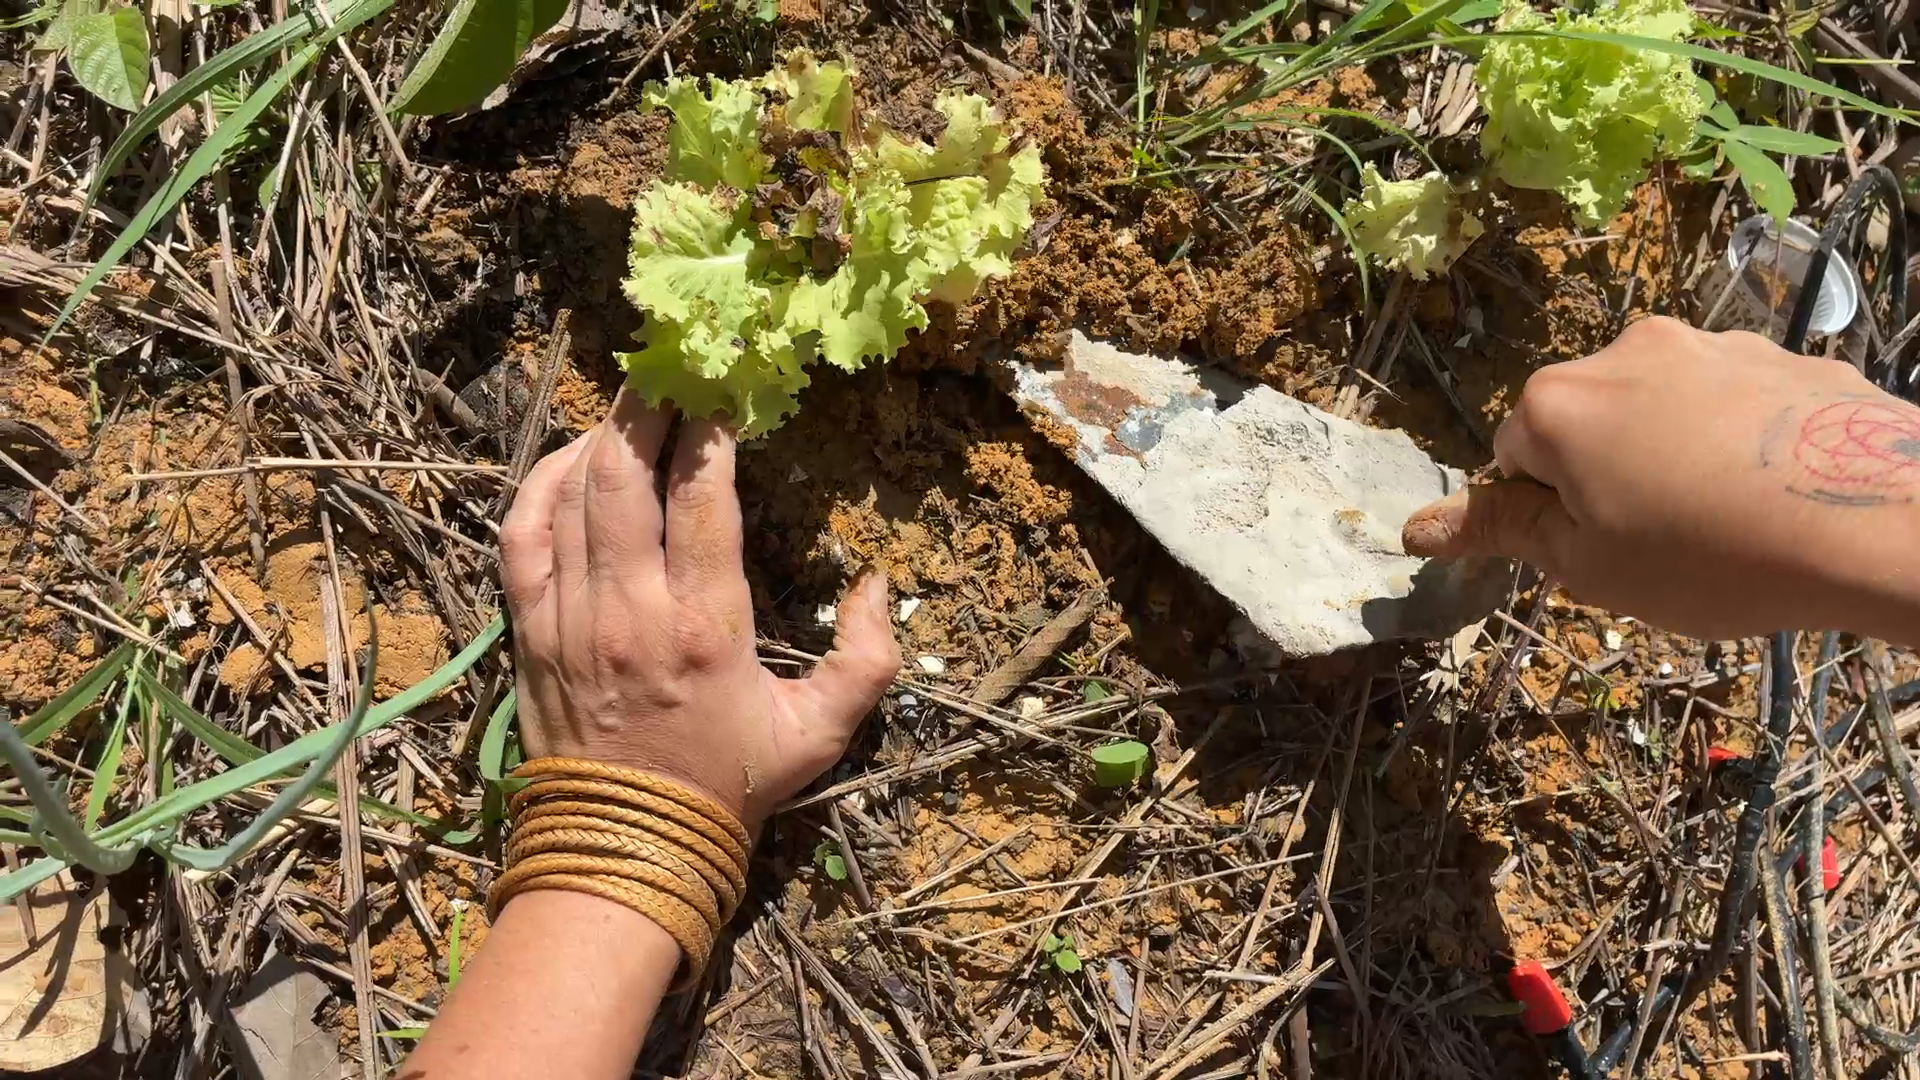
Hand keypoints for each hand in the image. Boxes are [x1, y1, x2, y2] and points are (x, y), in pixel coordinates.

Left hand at [498, 390, 900, 833]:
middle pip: (624, 476)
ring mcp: (570, 616)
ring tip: (631, 406)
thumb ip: (868, 657)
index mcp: (706, 626)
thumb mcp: (823, 731)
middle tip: (670, 373)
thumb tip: (874, 583)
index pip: (701, 499)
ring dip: (601, 437)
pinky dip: (539, 484)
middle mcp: (631, 608)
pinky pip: (520, 534)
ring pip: (571, 494)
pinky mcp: (530, 631)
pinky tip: (569, 460)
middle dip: (646, 411)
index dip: (709, 435)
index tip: (722, 396)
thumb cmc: (730, 782)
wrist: (628, 847)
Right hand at [1402, 316, 1919, 640]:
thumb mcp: (1582, 559)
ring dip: (1662, 448)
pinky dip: (1732, 435)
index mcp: (1558, 401)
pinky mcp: (1792, 352)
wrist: (1908, 530)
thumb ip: (1495, 530)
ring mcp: (1715, 343)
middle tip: (1651, 530)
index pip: (1510, 454)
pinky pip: (1727, 398)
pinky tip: (1776, 484)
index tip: (1594, 537)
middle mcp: (1625, 352)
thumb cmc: (1709, 555)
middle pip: (1578, 419)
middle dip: (1597, 468)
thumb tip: (1411, 531)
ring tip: (1724, 510)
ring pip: (1652, 405)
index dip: (1543, 502)